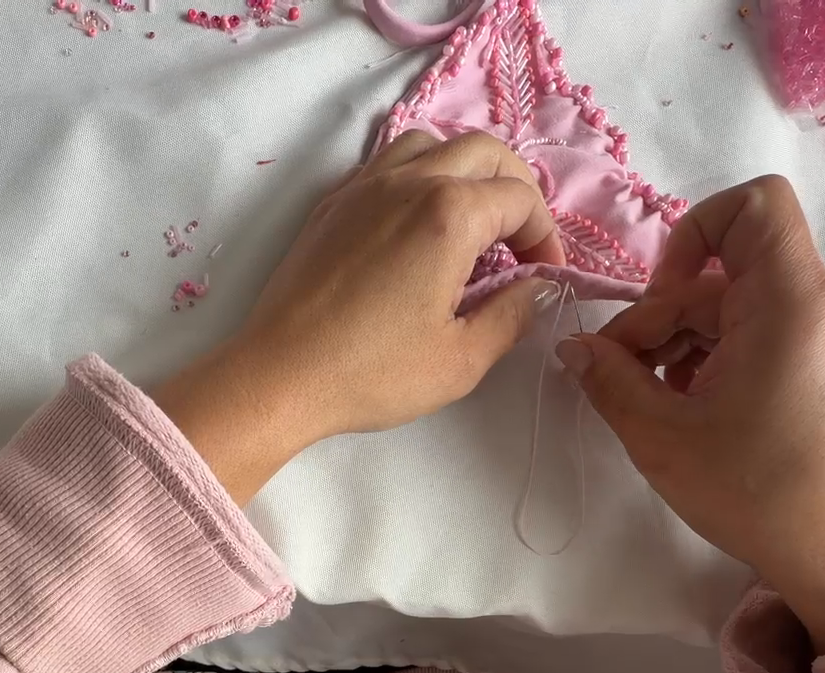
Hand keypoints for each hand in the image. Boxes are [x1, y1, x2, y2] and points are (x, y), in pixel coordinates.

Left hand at [153, 131, 563, 502]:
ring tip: (468, 223)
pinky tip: (415, 225)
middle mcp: (409, 182)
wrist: (279, 376)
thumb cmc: (371, 374)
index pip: (521, 198)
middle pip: (484, 152)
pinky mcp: (332, 205)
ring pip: (431, 144)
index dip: (545, 235)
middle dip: (515, 190)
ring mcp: (363, 187)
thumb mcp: (460, 361)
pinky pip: (386, 164)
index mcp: (449, 214)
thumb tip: (534, 289)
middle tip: (518, 242)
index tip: (542, 276)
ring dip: (464, 172)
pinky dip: (417, 177)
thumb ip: (512, 316)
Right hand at [558, 176, 824, 652]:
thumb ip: (608, 379)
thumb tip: (574, 347)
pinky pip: (759, 337)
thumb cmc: (753, 491)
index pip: (750, 206)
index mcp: (789, 303)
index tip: (654, 301)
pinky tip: (689, 412)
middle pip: (722, 275)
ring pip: (734, 309)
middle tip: (619, 377)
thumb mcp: (660, 436)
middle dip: (660, 316)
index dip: (689, 233)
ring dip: (679, 345)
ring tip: (652, 404)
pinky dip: (712, 360)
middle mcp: (820, 304)